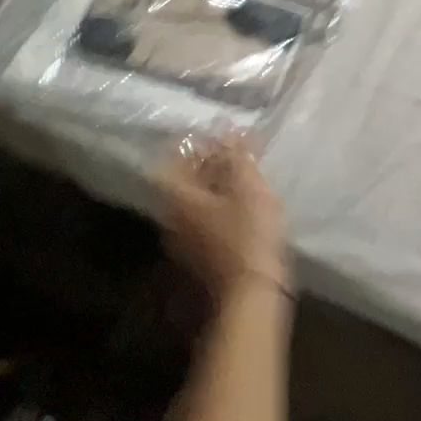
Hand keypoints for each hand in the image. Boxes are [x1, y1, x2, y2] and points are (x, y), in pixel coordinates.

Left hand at [162, 139, 287, 297]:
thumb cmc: (248, 233)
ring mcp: (183, 240)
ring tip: (240, 171)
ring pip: (192, 201)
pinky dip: (217, 203)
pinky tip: (241, 202)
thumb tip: (227, 130)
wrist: (250, 291)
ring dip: (212, 183)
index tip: (210, 133)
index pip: (170, 163)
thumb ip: (237, 157)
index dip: (187, 145)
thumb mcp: (249, 188)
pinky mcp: (199, 254)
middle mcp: (172, 218)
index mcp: (178, 199)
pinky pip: (202, 218)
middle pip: (180, 182)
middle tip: (231, 148)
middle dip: (203, 162)